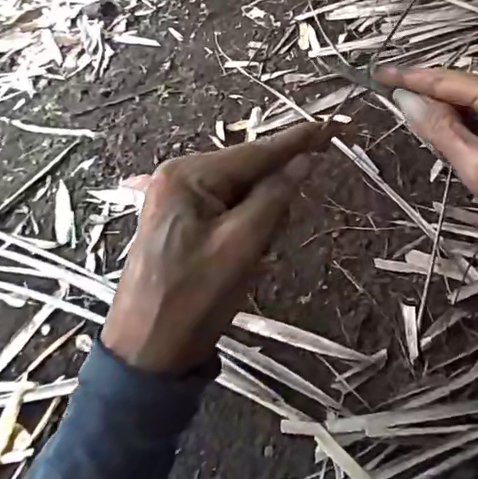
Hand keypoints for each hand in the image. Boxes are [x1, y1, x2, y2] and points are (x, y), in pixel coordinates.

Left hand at [104, 122, 330, 372]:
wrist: (146, 353)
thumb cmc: (191, 300)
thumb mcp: (241, 246)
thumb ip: (274, 198)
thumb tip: (303, 160)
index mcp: (187, 176)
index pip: (255, 152)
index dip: (297, 141)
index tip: (331, 126)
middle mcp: (179, 177)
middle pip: (248, 172)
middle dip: (272, 198)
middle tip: (268, 242)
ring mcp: (177, 199)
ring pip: (241, 193)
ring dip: (259, 220)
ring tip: (250, 258)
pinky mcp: (180, 221)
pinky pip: (227, 210)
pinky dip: (245, 228)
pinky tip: (242, 256)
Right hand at [375, 66, 477, 263]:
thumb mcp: (475, 165)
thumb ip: (439, 129)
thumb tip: (406, 99)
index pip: (446, 80)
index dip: (409, 79)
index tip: (378, 75)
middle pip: (460, 88)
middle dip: (429, 100)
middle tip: (397, 110)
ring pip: (473, 103)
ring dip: (447, 116)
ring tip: (423, 132)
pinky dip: (467, 126)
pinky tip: (453, 142)